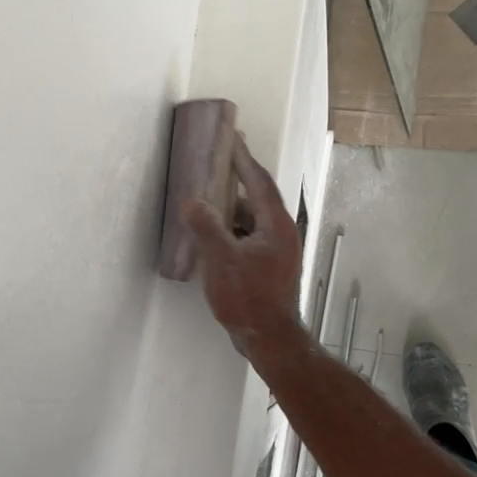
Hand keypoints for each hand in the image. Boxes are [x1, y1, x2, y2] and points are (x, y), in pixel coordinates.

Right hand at [181, 136, 304, 354]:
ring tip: (212, 203)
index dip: (244, 159)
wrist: (269, 338)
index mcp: (276, 224)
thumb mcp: (222, 260)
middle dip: (239, 182)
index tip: (232, 139)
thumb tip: (193, 202)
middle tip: (219, 167)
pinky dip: (236, 232)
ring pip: (256, 222)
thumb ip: (206, 227)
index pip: (259, 181)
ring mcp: (280, 253)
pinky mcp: (272, 270)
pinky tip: (218, 240)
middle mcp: (283, 233)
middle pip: (260, 199)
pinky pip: (253, 239)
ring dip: (235, 210)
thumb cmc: (248, 297)